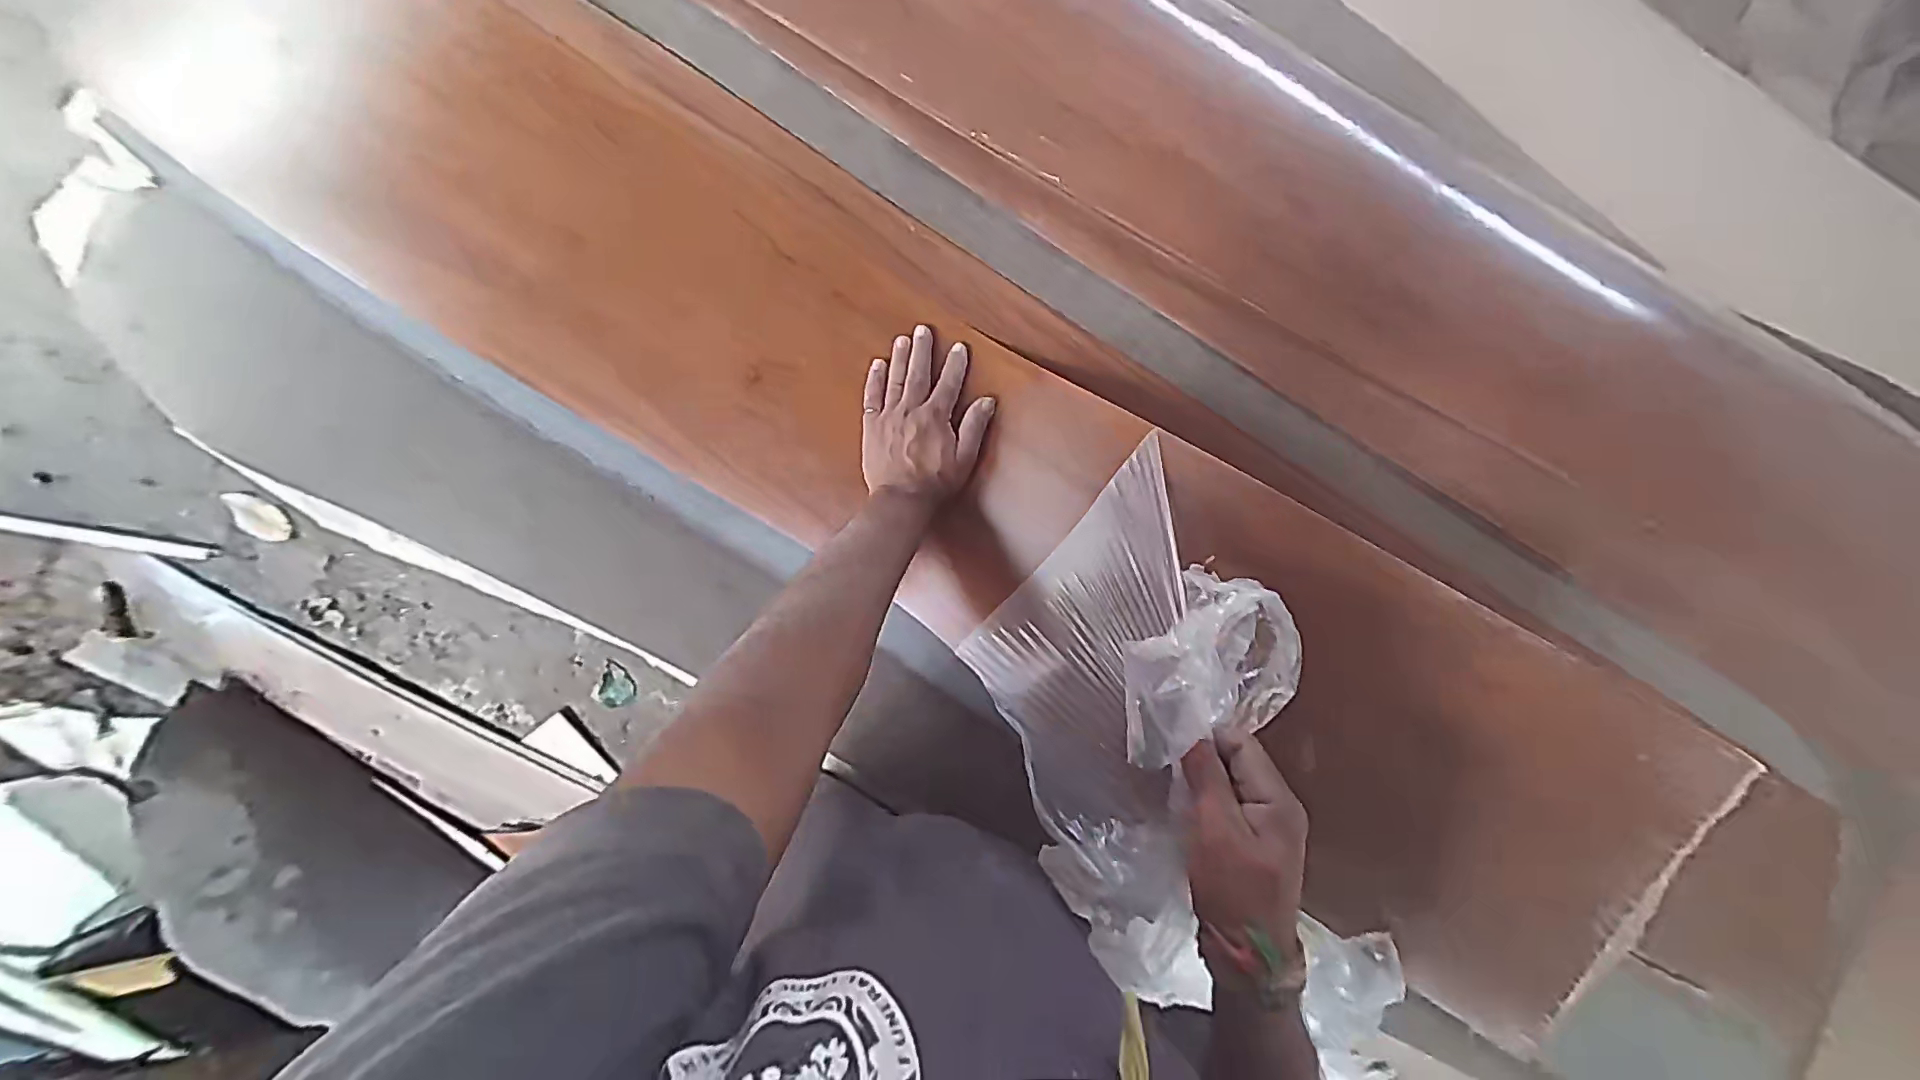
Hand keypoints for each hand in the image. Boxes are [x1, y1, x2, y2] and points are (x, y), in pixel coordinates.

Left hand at [862, 324, 994, 507]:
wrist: (901, 499)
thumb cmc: (935, 483)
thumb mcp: (964, 458)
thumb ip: (974, 427)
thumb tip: (987, 401)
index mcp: (936, 416)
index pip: (949, 383)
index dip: (956, 364)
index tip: (959, 347)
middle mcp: (911, 409)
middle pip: (919, 373)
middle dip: (923, 350)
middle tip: (923, 330)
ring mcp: (889, 416)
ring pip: (896, 379)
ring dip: (900, 358)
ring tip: (903, 339)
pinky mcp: (872, 426)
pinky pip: (873, 396)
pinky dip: (875, 379)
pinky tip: (877, 365)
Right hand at [1182, 732, 1308, 995]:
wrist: (1247, 957)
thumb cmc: (1232, 890)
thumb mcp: (1214, 828)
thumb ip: (1207, 777)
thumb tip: (1193, 734)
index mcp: (1279, 799)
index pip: (1242, 743)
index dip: (1207, 737)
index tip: (1171, 743)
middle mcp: (1280, 806)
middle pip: (1238, 760)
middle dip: (1203, 758)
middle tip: (1168, 765)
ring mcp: (1269, 826)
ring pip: (1230, 782)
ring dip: (1203, 780)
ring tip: (1173, 784)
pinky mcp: (1254, 842)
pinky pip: (1229, 804)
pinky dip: (1206, 800)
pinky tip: (1186, 808)